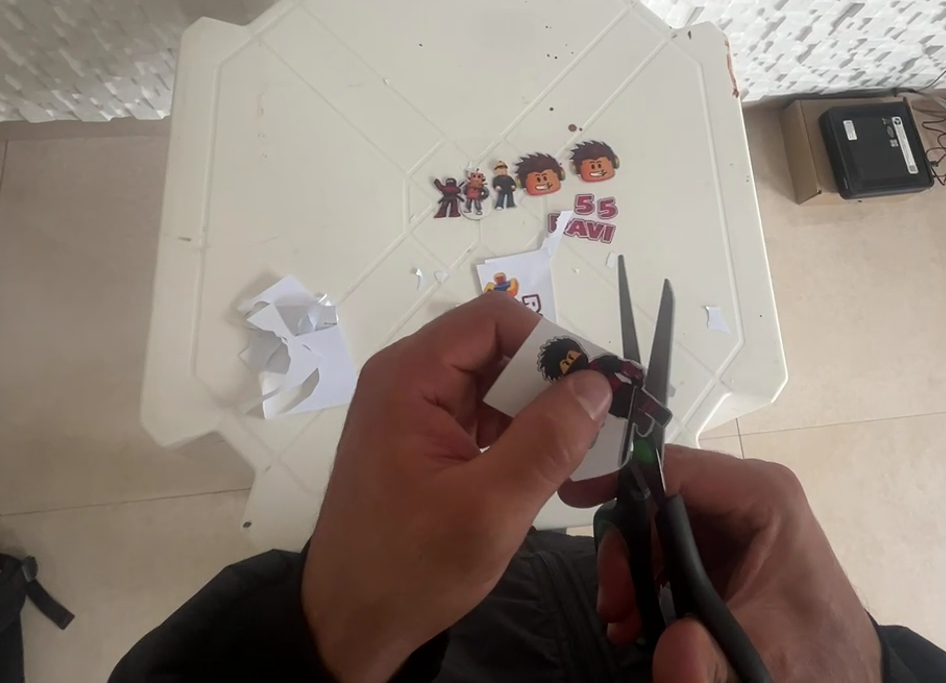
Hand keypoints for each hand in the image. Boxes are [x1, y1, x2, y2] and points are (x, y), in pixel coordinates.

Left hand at [301, 294, 613, 682]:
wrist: (348, 625)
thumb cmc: (408, 568)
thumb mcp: (489, 508)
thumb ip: (546, 441)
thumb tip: (595, 384)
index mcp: (411, 375)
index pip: (493, 320)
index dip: (547, 342)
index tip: (589, 386)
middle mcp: (411, 376)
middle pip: (498, 349)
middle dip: (552, 384)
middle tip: (597, 425)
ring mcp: (419, 406)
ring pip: (499, 382)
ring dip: (543, 414)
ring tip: (584, 455)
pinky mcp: (430, 435)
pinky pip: (488, 414)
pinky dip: (524, 436)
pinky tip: (554, 471)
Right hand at [570, 445, 884, 682]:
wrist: (849, 681)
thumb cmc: (821, 656)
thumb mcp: (767, 653)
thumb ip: (714, 656)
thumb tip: (670, 658)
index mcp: (761, 493)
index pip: (677, 466)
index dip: (624, 478)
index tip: (576, 498)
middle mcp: (743, 492)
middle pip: (659, 495)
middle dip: (628, 547)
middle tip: (612, 601)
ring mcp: (732, 517)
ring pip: (657, 522)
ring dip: (632, 569)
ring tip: (622, 620)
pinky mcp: (723, 544)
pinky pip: (668, 547)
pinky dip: (646, 580)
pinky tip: (636, 619)